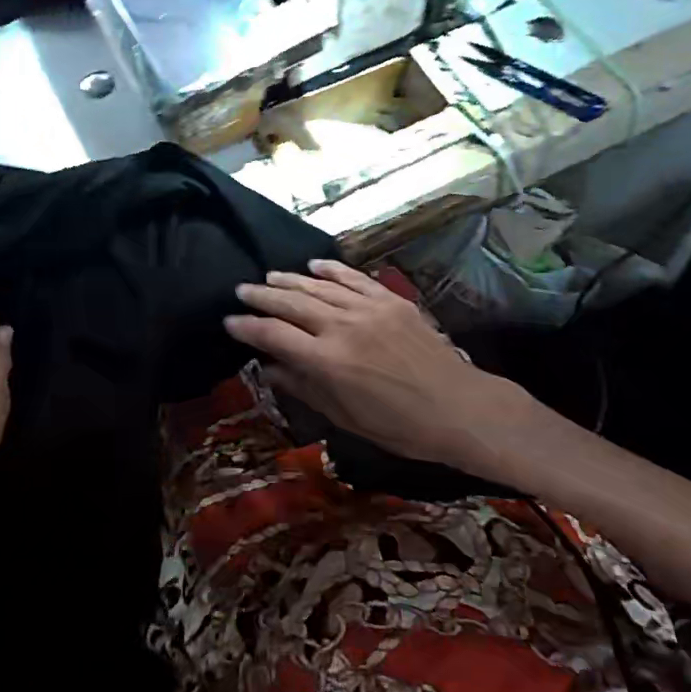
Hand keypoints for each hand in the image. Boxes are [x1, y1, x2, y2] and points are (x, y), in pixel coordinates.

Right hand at [224, 259, 554, 479]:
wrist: (461, 409)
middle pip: (291, 303)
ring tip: (268, 277)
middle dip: (261, 296)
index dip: (247, 327)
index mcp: (328, 361)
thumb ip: (303, 387)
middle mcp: (342, 328)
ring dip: (289, 280)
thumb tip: (268, 367)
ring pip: (318, 286)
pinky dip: (330, 270)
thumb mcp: (343, 416)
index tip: (229, 321)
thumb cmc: (399, 425)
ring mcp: (368, 309)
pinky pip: (353, 278)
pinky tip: (312, 265)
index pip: (274, 335)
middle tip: (240, 290)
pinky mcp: (390, 301)